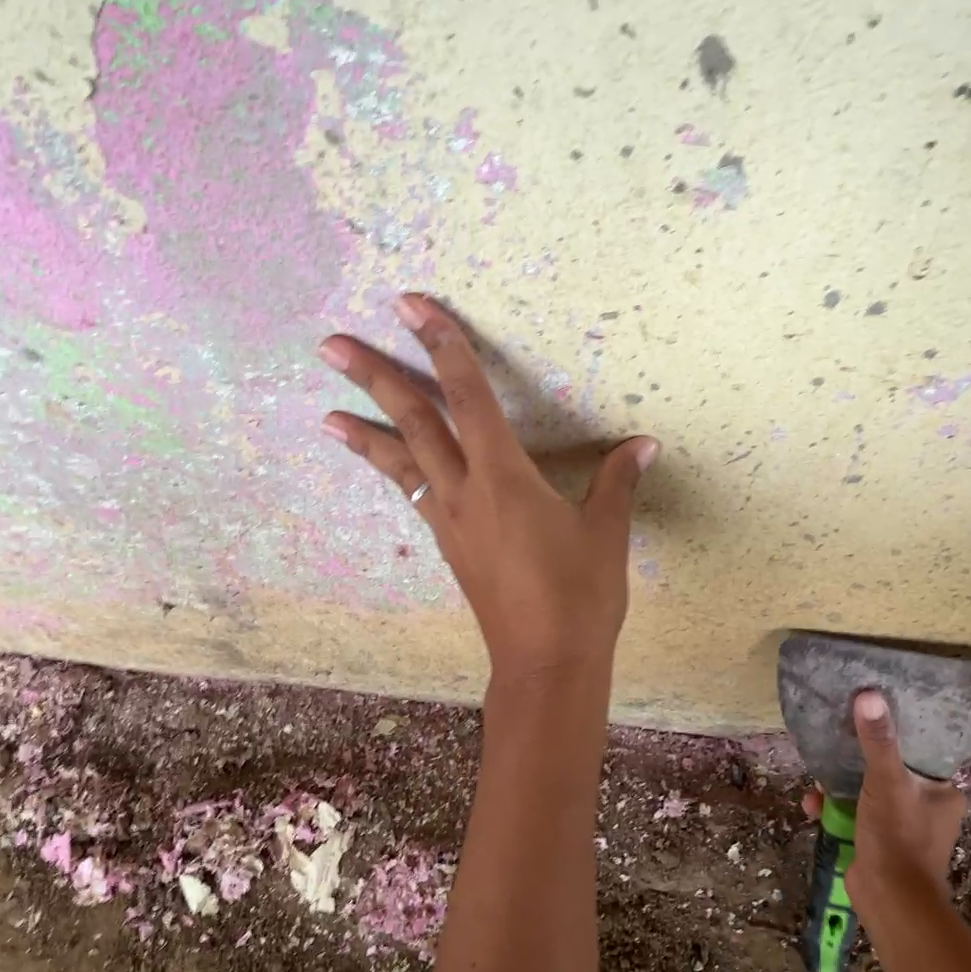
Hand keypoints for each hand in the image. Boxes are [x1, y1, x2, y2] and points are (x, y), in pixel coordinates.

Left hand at [318, 294, 659, 681]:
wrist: (545, 663)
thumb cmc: (580, 596)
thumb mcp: (605, 533)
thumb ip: (617, 481)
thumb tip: (643, 445)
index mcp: (503, 476)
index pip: (468, 396)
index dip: (443, 346)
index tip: (412, 308)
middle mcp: (465, 491)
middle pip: (412, 423)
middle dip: (374, 378)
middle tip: (329, 347)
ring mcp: (449, 521)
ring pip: (401, 464)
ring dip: (365, 434)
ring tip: (327, 415)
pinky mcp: (448, 545)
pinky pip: (414, 496)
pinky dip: (394, 473)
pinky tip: (387, 467)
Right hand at [802, 691, 966, 905]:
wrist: (890, 900)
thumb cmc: (898, 837)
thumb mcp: (886, 782)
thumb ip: (877, 740)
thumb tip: (869, 695)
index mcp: (943, 792)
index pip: (918, 752)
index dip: (892, 735)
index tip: (865, 719)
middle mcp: (927, 808)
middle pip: (886, 770)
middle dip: (853, 763)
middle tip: (832, 749)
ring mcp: (902, 827)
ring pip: (865, 793)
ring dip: (838, 789)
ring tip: (816, 785)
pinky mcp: (879, 843)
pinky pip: (855, 815)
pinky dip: (834, 811)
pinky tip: (814, 808)